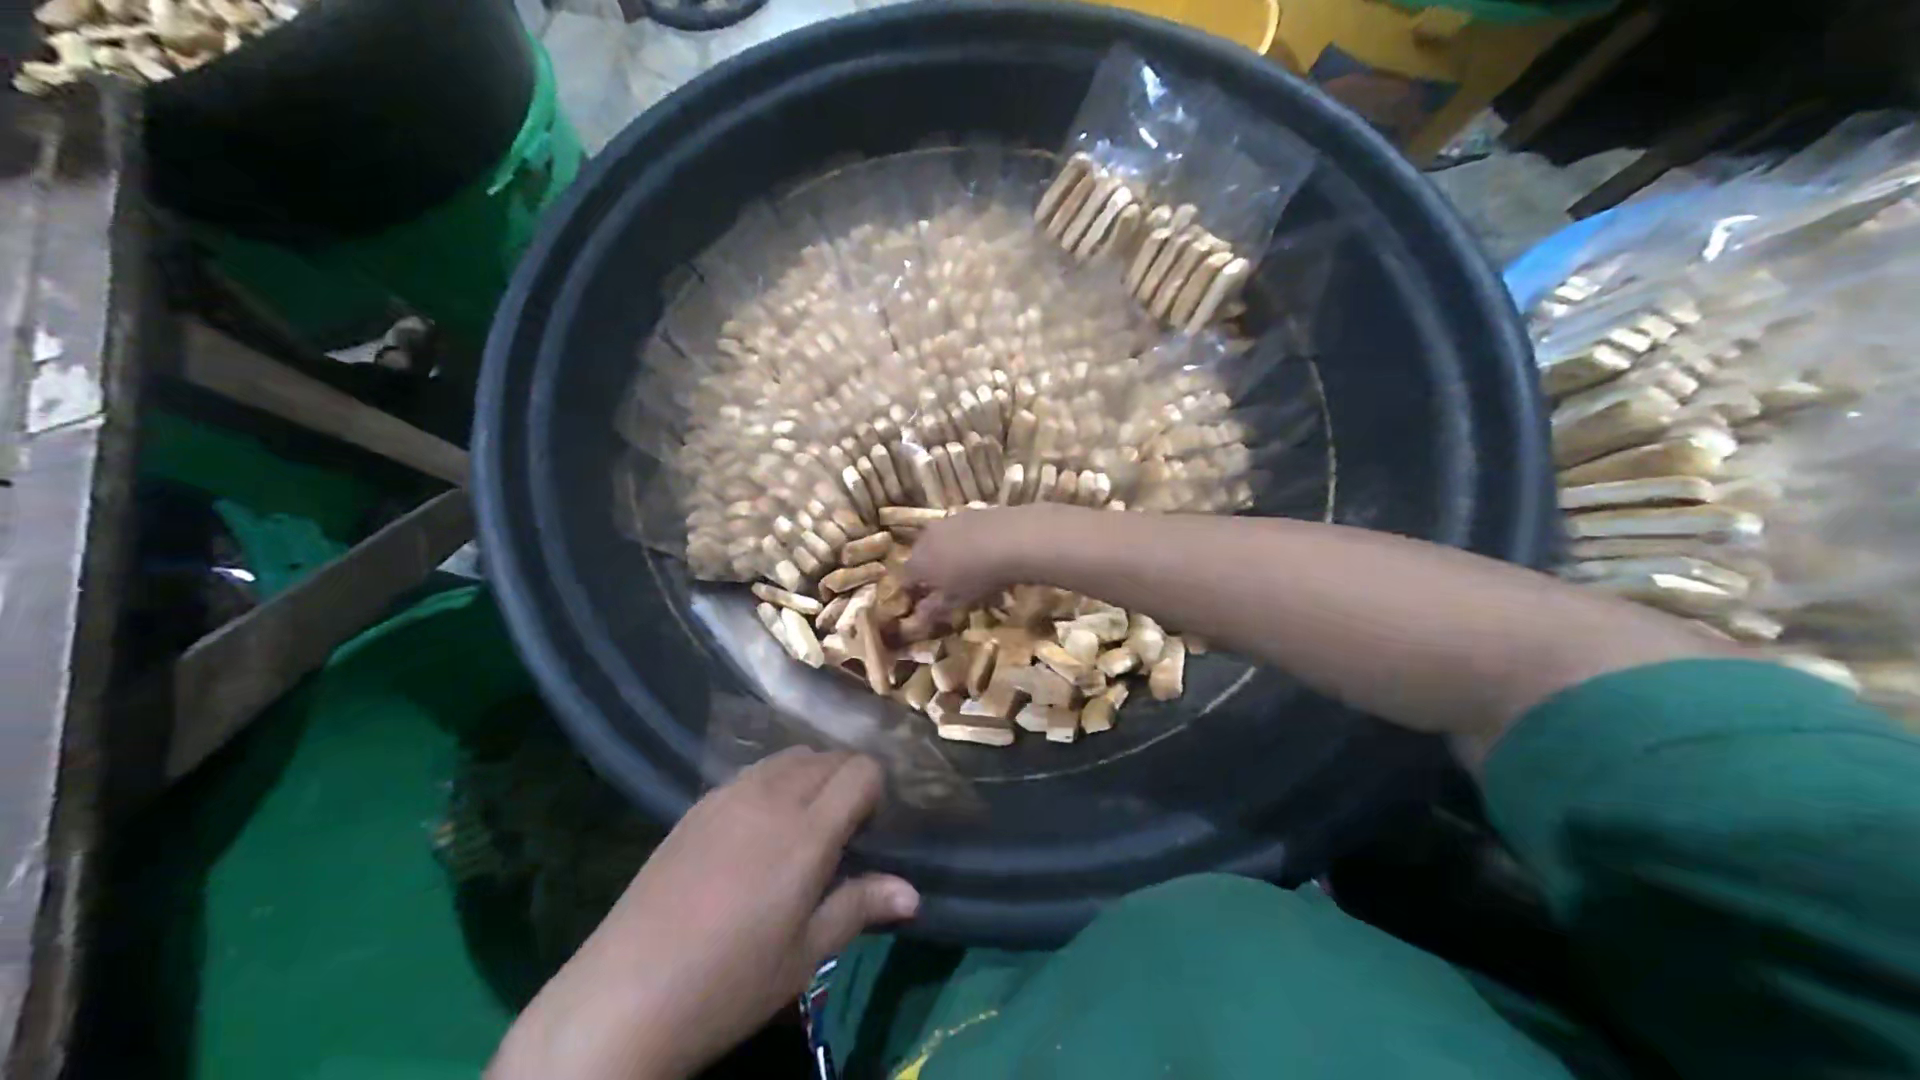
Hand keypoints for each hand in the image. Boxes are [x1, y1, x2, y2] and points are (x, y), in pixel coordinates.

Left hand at [487, 749, 918, 1079]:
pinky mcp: (697, 805)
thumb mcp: (805, 955)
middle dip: (847, 780)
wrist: (623, 997)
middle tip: (843, 830)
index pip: (861, 771)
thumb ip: (860, 907)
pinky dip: (774, 781)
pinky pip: (752, 772)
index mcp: (806, 832)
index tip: (870, 829)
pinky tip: (758, 829)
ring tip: (802, 825)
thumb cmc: (729, 983)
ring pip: (789, 756)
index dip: (876, 791)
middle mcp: (771, 797)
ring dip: (811, 775)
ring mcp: (728, 795)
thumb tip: (914, 894)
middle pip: (827, 757)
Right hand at [898, 505, 1062, 638]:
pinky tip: (985, 550)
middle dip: (930, 570)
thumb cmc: (977, 577)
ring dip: (949, 553)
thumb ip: (933, 609)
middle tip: (945, 584)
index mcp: (918, 562)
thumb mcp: (955, 600)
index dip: (912, 591)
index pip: (906, 578)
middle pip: (921, 556)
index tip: (921, 601)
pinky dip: (967, 541)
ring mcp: (948, 521)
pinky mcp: (970, 511)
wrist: (1011, 539)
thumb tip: (918, 617)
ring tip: (968, 567)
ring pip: (942, 541)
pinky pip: (962, 530)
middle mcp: (926, 537)